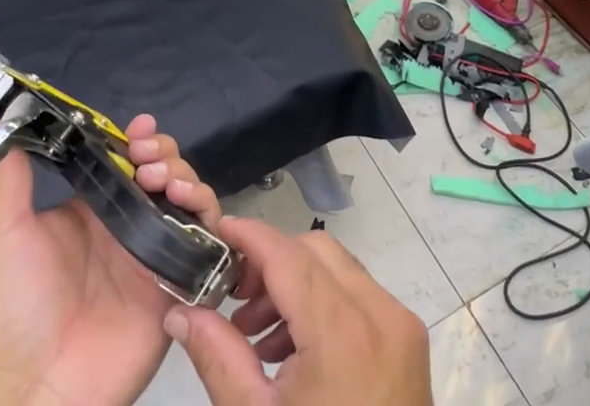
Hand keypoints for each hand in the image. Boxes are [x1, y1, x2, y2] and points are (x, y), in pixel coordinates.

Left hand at [0, 112, 220, 405]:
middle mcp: (125, 228)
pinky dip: (208, 215)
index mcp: (88, 213)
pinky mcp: (178, 284)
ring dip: (186, 176)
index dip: (136, 139)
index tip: (139, 129)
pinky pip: (206, 241)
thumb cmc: (14, 309)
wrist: (38, 389)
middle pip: (162, 173)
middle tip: (148, 158)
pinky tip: (190, 205)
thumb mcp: (3, 234)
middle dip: (164, 153)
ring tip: (165, 181)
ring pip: (187, 199)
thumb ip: (5, 172)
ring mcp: (154, 255)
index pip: (122, 160)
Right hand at [166, 216, 432, 405]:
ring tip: (256, 335)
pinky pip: (360, 297)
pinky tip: (293, 349)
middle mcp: (380, 314)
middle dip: (270, 263)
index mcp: (342, 332)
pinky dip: (324, 303)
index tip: (216, 230)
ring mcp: (401, 325)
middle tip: (233, 299)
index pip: (288, 256)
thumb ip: (217, 358)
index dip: (249, 235)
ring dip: (296, 284)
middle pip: (316, 252)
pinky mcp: (409, 339)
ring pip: (340, 269)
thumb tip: (180, 312)